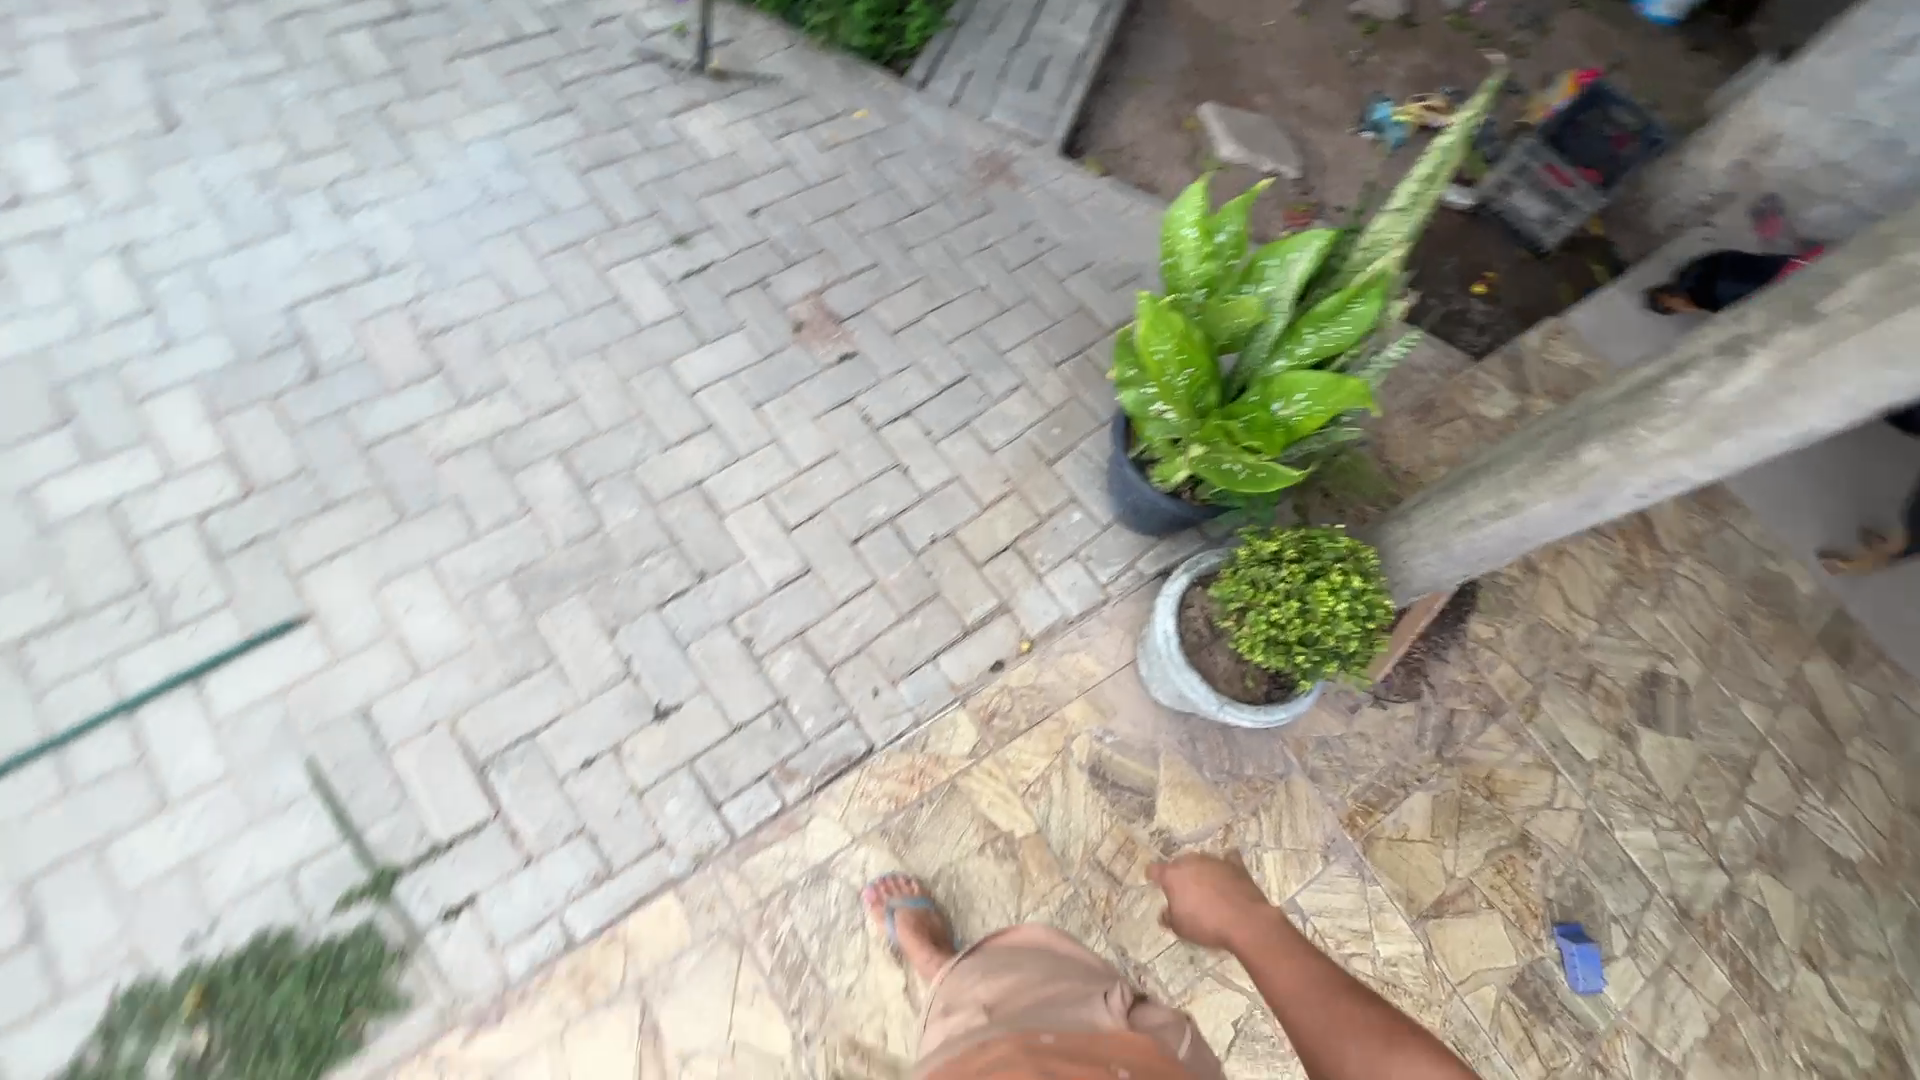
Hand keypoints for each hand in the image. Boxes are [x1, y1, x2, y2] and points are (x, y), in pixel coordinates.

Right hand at [1147, 851, 1277, 951]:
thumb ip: (1169, 917)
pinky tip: (1227, 873)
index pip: (1155, 869)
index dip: (1152, 875)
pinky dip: (1225, 867)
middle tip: (1184, 891)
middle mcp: (1190, 861)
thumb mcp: (1181, 928)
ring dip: (1201, 871)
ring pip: (1201, 861)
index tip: (1152, 880)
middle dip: (1180, 874)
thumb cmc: (1206, 925)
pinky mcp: (1235, 865)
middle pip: (1179, 863)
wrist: (1245, 921)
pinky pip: (1227, 861)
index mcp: (1172, 875)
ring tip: (1206, 887)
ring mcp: (1213, 860)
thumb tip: (1164, 913)